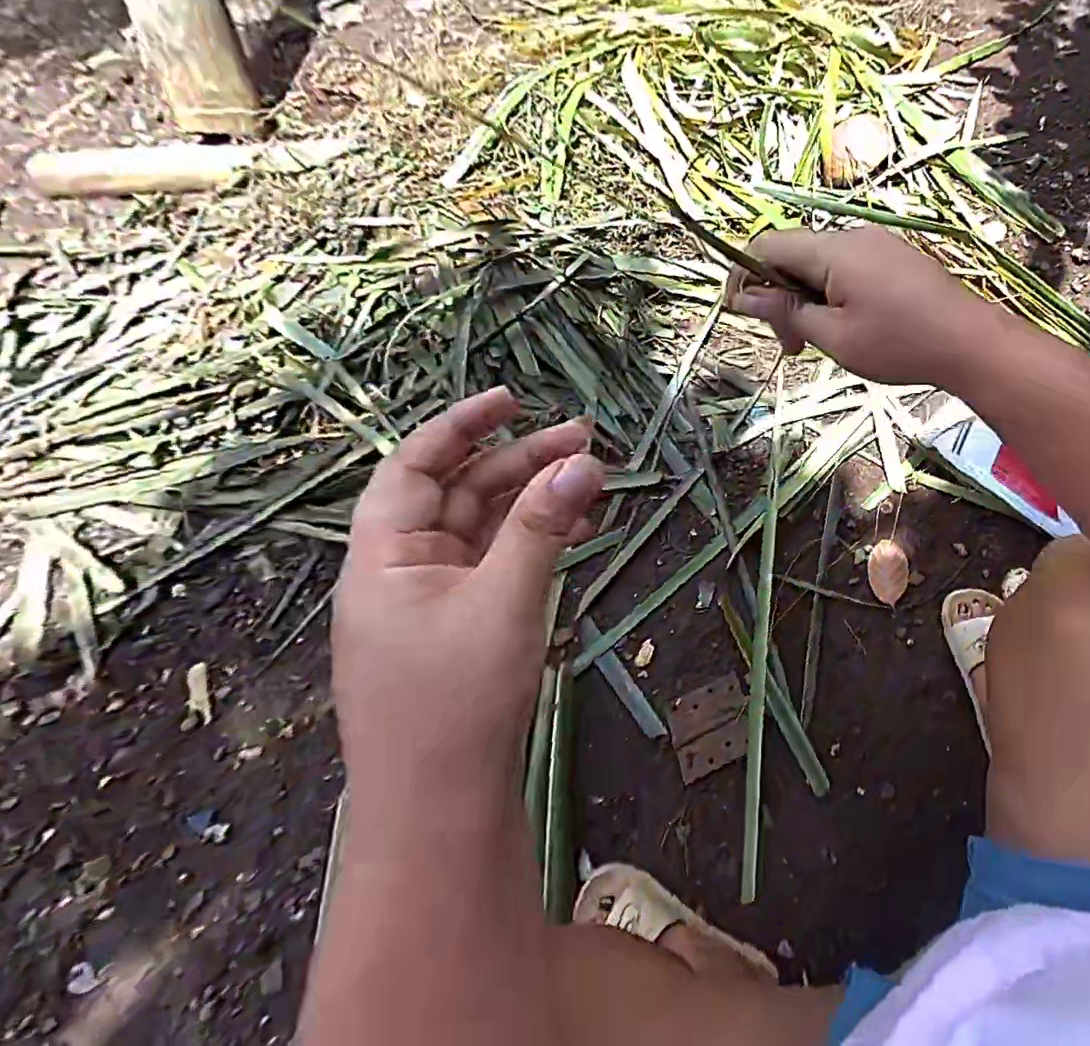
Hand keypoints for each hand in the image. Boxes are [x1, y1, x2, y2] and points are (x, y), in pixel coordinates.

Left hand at [331, 388, 604, 784]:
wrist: (443, 797)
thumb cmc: (457, 697)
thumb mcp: (505, 602)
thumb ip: (543, 529)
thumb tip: (585, 465)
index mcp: (385, 557)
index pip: (417, 468)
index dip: (462, 426)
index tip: (516, 399)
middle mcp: (408, 569)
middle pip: (465, 494)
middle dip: (523, 463)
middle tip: (588, 441)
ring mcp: (443, 598)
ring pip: (493, 529)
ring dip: (541, 501)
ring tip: (597, 480)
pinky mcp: (475, 623)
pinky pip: (509, 563)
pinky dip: (544, 540)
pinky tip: (583, 529)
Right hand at [724, 226, 1003, 386]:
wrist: (971, 344)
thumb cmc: (902, 345)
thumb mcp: (836, 337)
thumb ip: (787, 313)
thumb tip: (744, 296)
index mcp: (833, 250)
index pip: (767, 245)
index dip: (745, 276)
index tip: (746, 315)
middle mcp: (855, 237)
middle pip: (796, 256)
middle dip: (784, 299)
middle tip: (794, 347)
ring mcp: (881, 246)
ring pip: (825, 266)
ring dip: (813, 302)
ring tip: (827, 343)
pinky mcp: (899, 260)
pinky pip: (853, 270)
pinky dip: (839, 297)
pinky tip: (855, 329)